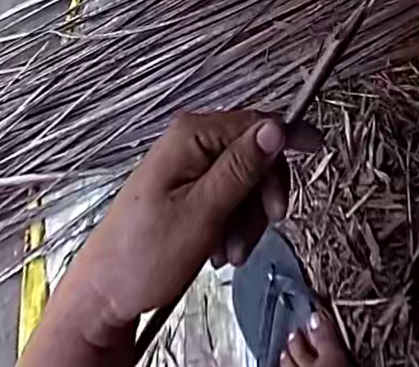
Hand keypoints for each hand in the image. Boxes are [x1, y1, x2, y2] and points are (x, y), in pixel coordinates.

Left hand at [52, 111, 317, 351]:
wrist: (102, 297)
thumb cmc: (141, 257)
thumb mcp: (202, 213)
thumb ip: (241, 168)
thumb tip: (274, 128)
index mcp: (192, 135)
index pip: (255, 122)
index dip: (289, 136)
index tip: (316, 146)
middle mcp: (191, 141)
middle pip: (253, 151)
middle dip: (263, 192)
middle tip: (266, 223)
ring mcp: (189, 163)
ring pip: (245, 177)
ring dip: (248, 215)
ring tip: (230, 248)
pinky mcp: (188, 185)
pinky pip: (229, 193)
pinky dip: (234, 220)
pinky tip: (221, 245)